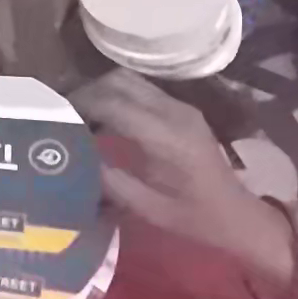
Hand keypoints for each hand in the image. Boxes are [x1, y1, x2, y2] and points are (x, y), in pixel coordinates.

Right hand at [70, 71, 258, 254]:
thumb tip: (74, 157)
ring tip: (78, 112)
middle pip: (118, 81)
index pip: (114, 104)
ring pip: (127, 79)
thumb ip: (111, 182)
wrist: (241, 216)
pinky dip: (114, 94)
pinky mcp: (180, 108)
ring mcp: (179, 106)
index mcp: (168, 138)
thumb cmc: (196, 219)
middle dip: (85, 92)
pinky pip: (139, 88)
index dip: (81, 104)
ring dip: (99, 90)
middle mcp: (174, 112)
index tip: (56, 115)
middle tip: (62, 112)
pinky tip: (101, 115)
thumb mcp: (149, 210)